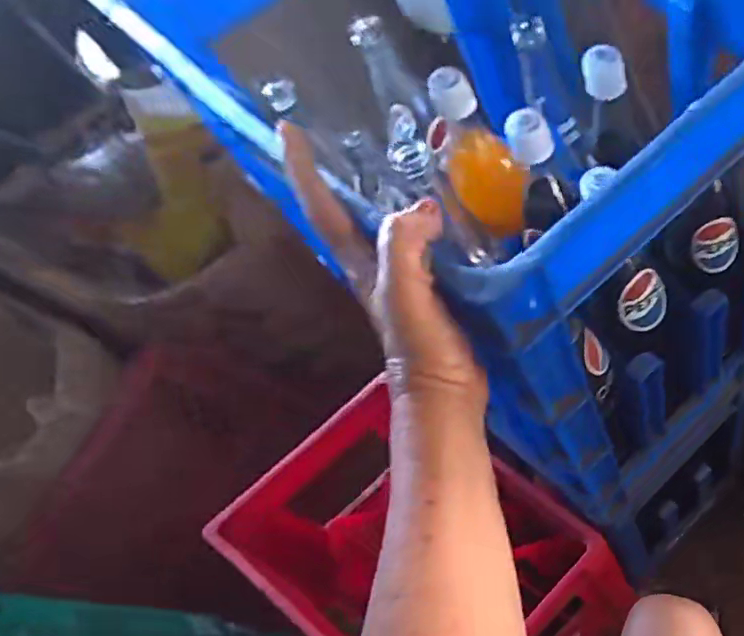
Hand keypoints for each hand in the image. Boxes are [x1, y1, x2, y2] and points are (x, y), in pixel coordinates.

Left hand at [279, 122, 485, 406]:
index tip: (290, 129)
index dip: (305, 172)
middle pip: (353, 215)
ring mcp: (409, 284)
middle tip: (356, 136)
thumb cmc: (422, 352)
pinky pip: (431, 248)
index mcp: (363, 268)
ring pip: (395, 229)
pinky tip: (453, 216)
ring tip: (412, 162)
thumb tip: (423, 210)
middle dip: (346, 176)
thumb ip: (403, 247)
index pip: (325, 212)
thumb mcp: (404, 295)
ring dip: (395, 197)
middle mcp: (379, 271)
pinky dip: (436, 226)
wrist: (447, 397)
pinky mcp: (439, 294)